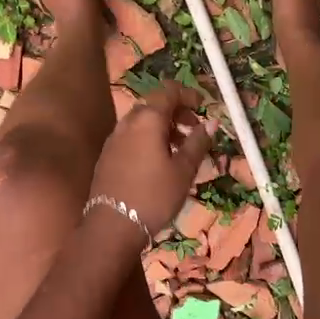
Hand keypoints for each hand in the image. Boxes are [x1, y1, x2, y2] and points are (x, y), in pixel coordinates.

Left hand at [87, 81, 214, 242]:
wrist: (111, 226)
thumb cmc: (153, 196)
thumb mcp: (183, 171)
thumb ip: (197, 143)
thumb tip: (211, 122)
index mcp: (148, 119)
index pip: (169, 91)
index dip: (188, 94)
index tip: (203, 107)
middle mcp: (128, 121)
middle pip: (155, 104)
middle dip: (177, 112)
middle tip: (194, 129)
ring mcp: (115, 136)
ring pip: (143, 120)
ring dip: (163, 126)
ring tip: (180, 148)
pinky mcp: (108, 153)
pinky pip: (132, 135)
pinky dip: (148, 137)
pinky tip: (158, 161)